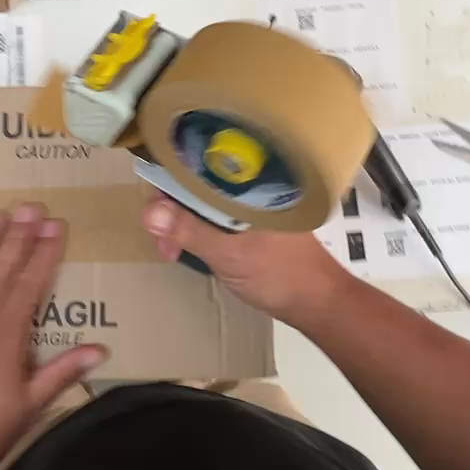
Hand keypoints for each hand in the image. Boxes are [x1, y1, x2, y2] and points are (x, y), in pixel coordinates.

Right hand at [142, 194, 352, 321]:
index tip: (153, 216)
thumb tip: (150, 211)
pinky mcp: (252, 221)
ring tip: (172, 251)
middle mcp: (251, 185)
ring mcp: (251, 204)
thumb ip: (190, 230)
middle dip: (172, 210)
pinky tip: (189, 249)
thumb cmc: (280, 275)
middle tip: (162, 243)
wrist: (319, 303)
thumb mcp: (228, 254)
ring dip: (182, 223)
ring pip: (204, 202)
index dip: (168, 185)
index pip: (199, 166)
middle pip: (197, 184)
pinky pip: (216, 216)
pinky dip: (198, 230)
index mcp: (249, 182)